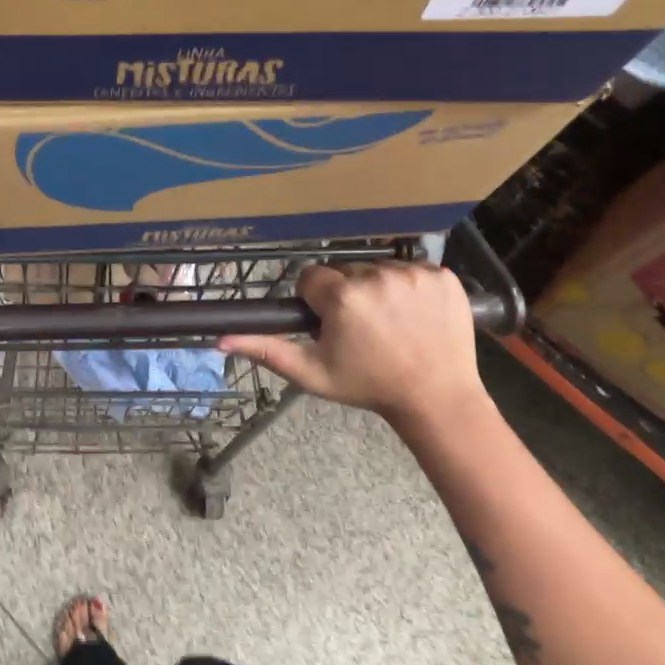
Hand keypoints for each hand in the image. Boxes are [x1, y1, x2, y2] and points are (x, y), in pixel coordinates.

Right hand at [219, 263, 484, 423]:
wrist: (435, 396)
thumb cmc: (367, 385)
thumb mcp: (311, 373)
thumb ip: (266, 350)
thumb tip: (221, 339)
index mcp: (342, 297)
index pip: (311, 278)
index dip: (315, 302)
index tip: (329, 323)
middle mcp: (376, 276)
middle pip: (346, 271)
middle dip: (346, 294)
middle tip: (360, 329)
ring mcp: (413, 274)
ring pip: (378, 269)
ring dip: (377, 290)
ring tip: (388, 323)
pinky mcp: (442, 275)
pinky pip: (413, 270)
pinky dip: (410, 288)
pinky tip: (413, 316)